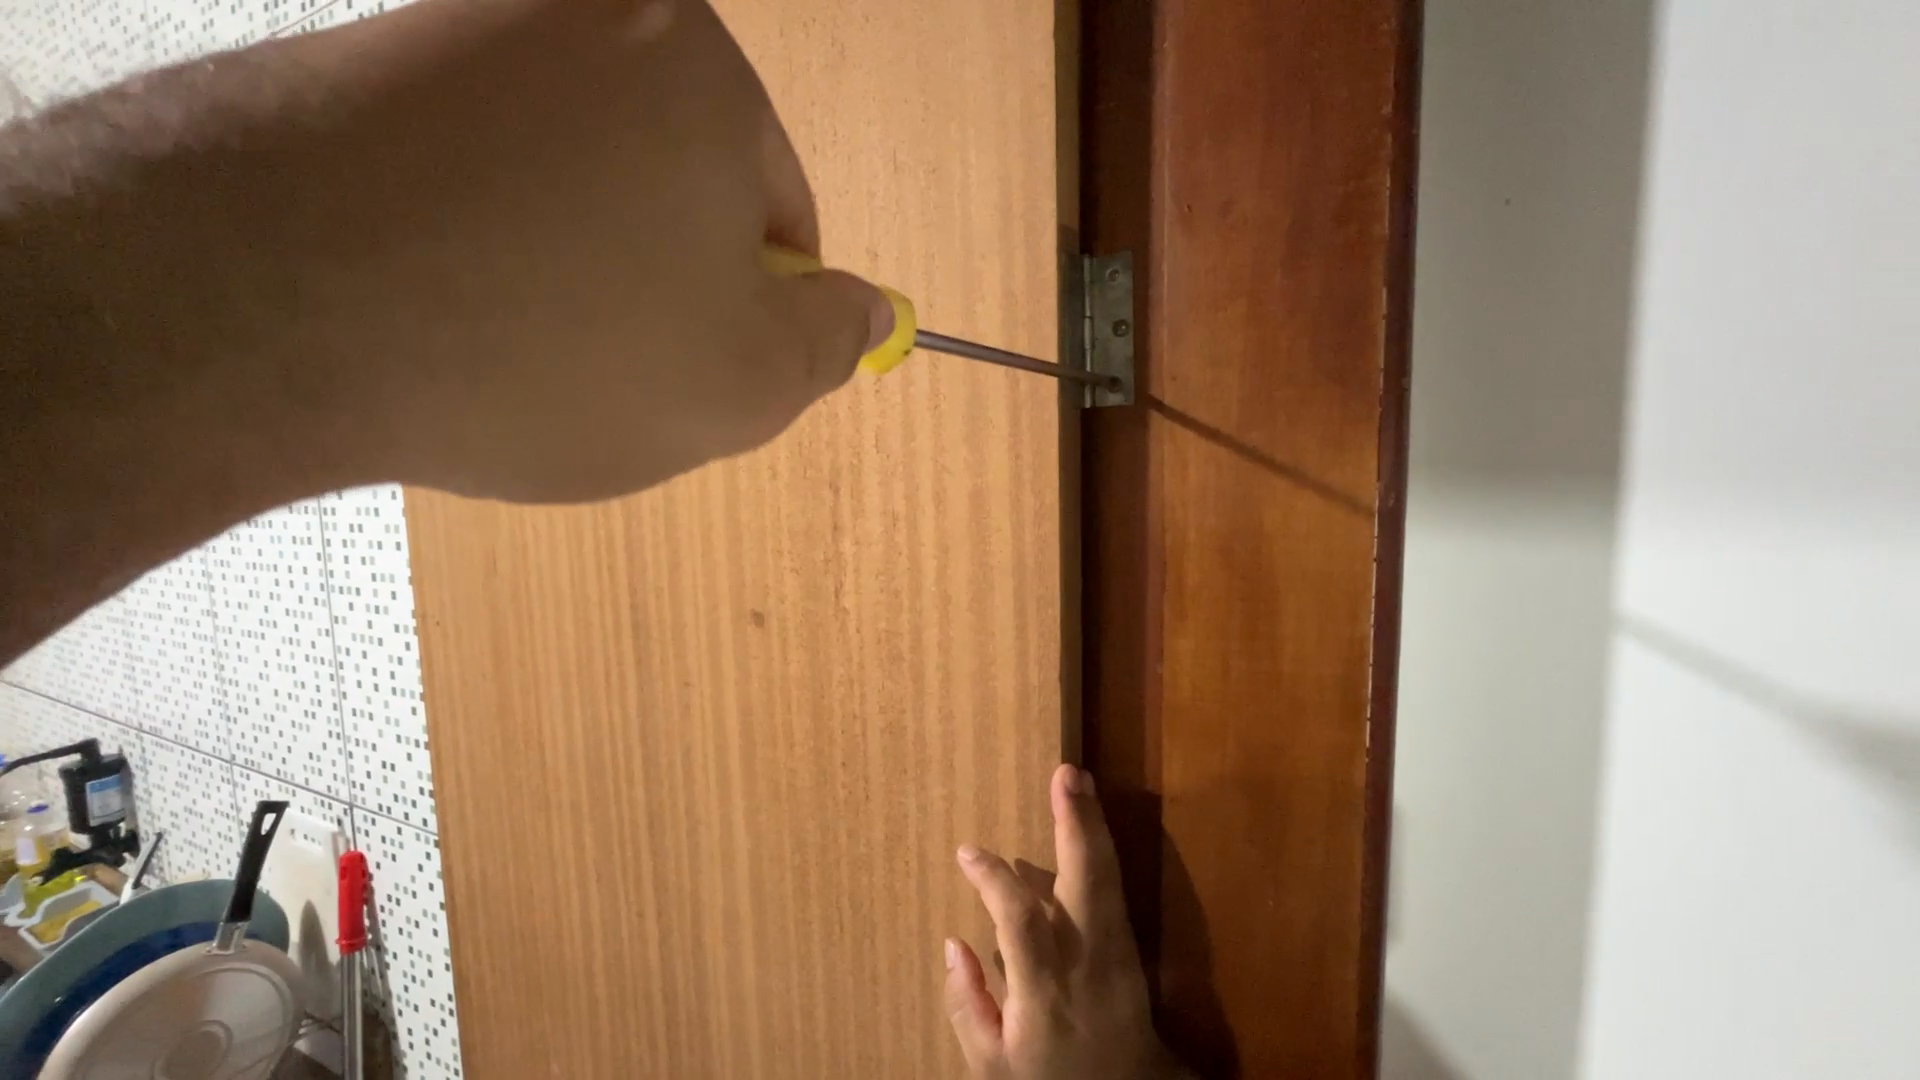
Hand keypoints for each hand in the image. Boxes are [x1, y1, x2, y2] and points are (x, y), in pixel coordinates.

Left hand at [214, 0, 889, 500]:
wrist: (251, 309)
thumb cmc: (558, 349)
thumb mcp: (744, 383)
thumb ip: (830, 343)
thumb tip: (871, 312)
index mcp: (698, 66)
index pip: (780, 207)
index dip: (758, 307)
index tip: (710, 367)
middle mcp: (586, 13)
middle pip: (683, 189)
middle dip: (671, 291)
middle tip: (618, 374)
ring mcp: (464, 29)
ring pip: (586, 188)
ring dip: (585, 276)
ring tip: (527, 351)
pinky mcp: (362, 68)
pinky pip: (489, 178)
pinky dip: (497, 252)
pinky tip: (456, 315)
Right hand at [945, 765, 1193, 1079]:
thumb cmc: (1051, 1079)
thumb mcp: (994, 1066)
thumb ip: (967, 1005)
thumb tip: (953, 942)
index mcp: (1045, 991)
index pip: (1018, 920)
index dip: (993, 879)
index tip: (968, 851)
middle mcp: (1086, 960)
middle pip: (1086, 881)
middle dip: (1075, 823)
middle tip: (1066, 774)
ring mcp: (1117, 949)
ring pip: (1107, 876)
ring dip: (1093, 823)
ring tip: (1078, 779)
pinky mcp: (1130, 945)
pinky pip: (1113, 887)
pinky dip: (1099, 847)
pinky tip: (1086, 819)